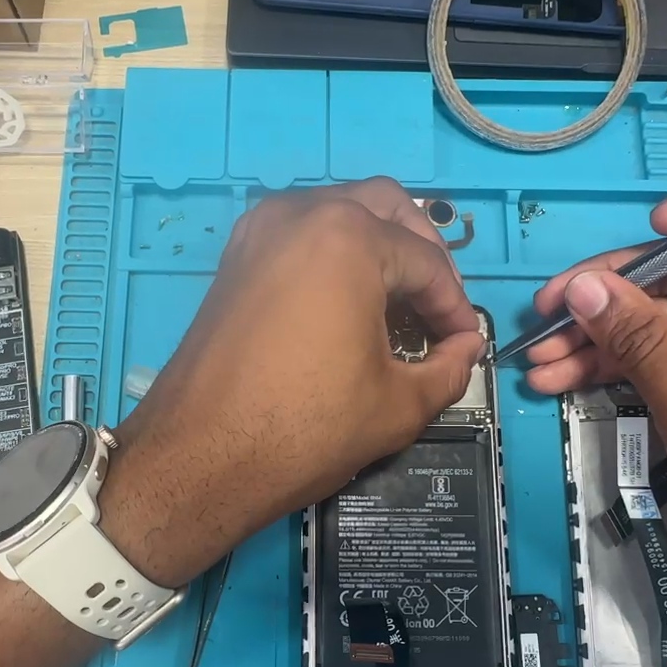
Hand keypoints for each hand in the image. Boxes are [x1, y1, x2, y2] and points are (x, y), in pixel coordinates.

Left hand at [99, 178, 483, 586]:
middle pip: (386, 209)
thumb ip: (449, 369)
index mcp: (349, 237)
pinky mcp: (235, 257)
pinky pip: (301, 234)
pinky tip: (345, 302)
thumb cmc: (305, 428)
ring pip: (339, 213)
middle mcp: (301, 213)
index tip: (465, 342)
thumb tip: (466, 348)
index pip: (427, 261)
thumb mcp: (398, 405)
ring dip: (378, 246)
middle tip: (436, 308)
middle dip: (422, 254)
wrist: (200, 457)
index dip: (456, 306)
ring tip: (396, 303)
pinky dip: (333, 253)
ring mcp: (259, 231)